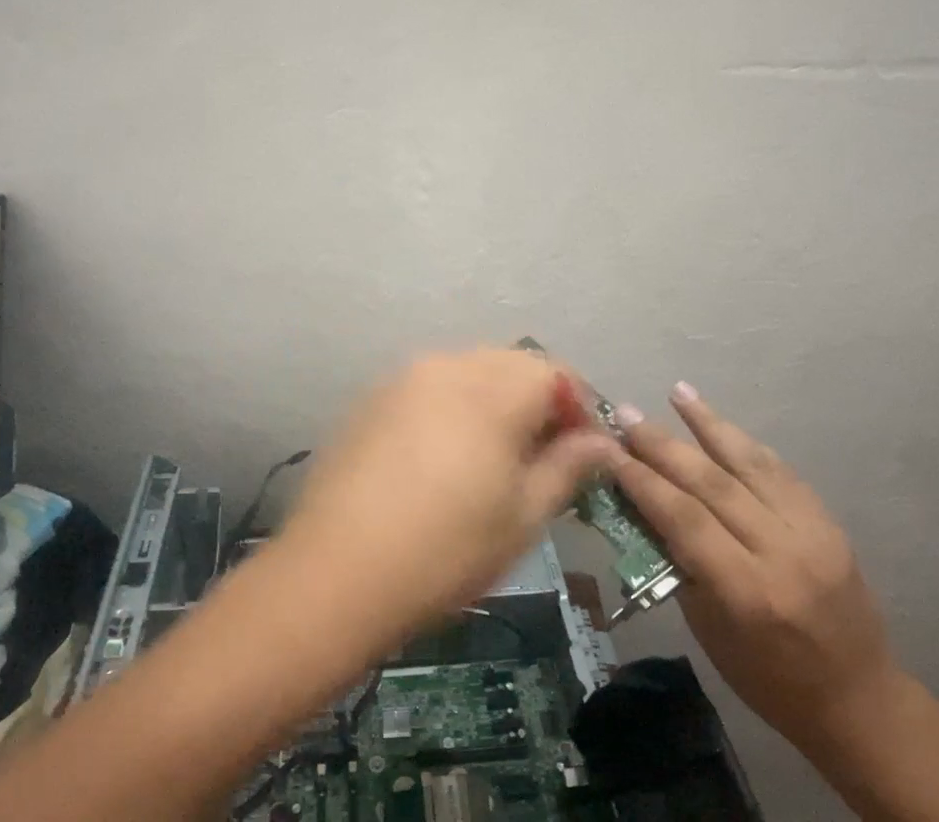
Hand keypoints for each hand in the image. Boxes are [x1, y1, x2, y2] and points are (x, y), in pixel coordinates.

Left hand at [281, 349, 614, 636]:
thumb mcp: (524, 516)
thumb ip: (568, 467)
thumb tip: (601, 442)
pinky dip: (449, 411)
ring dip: (491, 403)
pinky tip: (440, 461)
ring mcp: (400, 380)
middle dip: (536, 402)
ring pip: (466, 373)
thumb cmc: (447, 549)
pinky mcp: (367, 402)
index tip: (583, 455)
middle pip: (509, 365)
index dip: (578, 409)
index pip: (554, 373)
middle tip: (541, 459)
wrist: (337, 573)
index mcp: (492, 388)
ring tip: (491, 461)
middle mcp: (446, 366)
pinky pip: (426, 390)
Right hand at [609, 383, 899, 745]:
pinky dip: (746, 446)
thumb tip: (642, 509)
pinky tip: (720, 425)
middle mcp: (783, 552)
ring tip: (678, 393)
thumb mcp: (708, 631)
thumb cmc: (767, 680)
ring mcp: (813, 532)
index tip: (608, 450)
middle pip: (714, 483)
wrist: (857, 698)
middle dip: (665, 446)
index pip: (685, 518)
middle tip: (628, 416)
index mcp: (747, 591)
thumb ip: (678, 565)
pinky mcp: (830, 523)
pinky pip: (782, 473)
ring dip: (710, 425)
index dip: (642, 480)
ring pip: (753, 465)